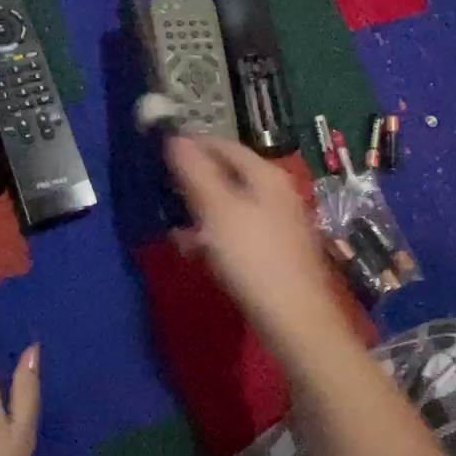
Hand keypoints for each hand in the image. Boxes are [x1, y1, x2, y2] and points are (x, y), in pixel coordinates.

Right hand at [166, 136, 344, 340]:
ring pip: (232, 205)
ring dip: (202, 212)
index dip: (192, 146)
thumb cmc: (252, 257)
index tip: (161, 153)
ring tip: (176, 229)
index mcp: (266, 175)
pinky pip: (238, 230)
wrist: (295, 318)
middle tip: (165, 192)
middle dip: (195, 183)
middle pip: (229, 175)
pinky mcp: (276, 250)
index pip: (223, 145)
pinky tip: (198, 252)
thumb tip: (175, 136)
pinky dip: (216, 235)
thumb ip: (195, 171)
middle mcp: (277, 192)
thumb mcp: (216, 210)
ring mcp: (280, 222)